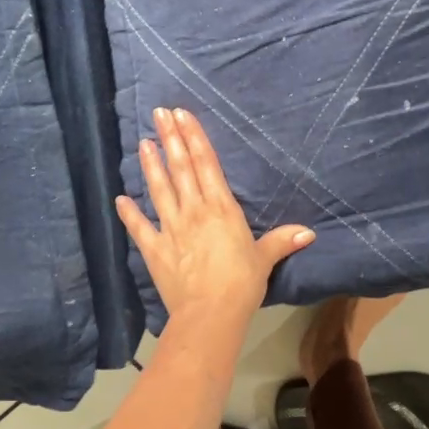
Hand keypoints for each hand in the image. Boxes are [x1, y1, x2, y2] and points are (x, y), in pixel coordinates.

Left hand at [116, 107, 315, 323]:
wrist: (210, 315)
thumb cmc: (241, 284)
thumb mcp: (264, 259)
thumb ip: (281, 241)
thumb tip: (309, 232)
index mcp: (221, 206)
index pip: (205, 162)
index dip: (194, 136)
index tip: (182, 114)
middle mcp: (194, 210)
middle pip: (181, 167)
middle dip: (171, 138)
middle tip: (160, 113)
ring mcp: (171, 228)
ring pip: (159, 189)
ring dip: (151, 165)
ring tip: (143, 142)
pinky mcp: (155, 250)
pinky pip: (140, 228)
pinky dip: (129, 213)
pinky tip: (120, 198)